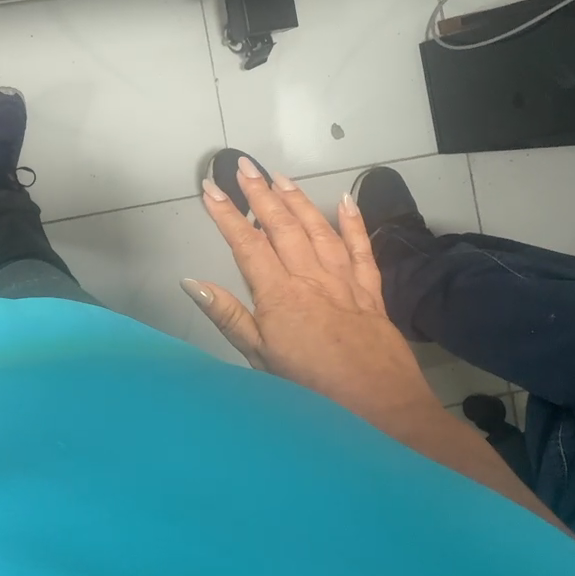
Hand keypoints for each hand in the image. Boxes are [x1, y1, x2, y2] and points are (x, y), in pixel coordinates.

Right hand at [183, 157, 440, 428]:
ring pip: (318, 230)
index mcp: (278, 296)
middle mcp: (310, 280)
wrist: (382, 410)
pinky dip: (353, 224)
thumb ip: (227, 316)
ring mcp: (344, 283)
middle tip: (243, 166)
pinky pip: (360, 250)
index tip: (209, 188)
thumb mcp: (259, 358)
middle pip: (282, 227)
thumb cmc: (311, 389)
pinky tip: (345, 201)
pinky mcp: (371, 293)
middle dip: (260, 194)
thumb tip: (192, 282)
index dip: (226, 214)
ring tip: (280, 176)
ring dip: (298, 200)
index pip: (246, 245)